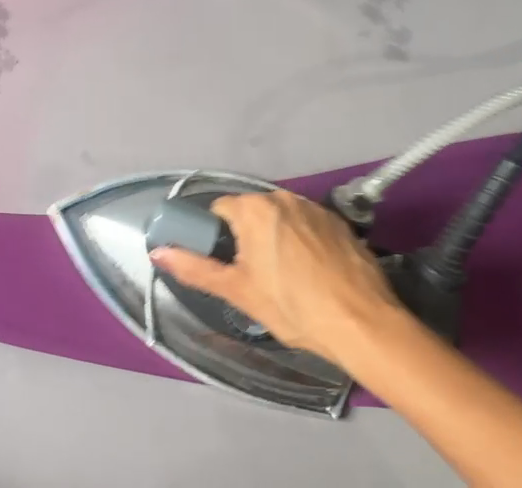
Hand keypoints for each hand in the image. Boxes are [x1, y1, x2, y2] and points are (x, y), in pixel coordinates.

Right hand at [150, 190, 404, 366]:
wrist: (364, 324)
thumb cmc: (294, 307)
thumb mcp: (239, 292)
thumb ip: (195, 268)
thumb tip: (158, 252)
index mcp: (254, 208)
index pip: (219, 210)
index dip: (217, 236)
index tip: (227, 264)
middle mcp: (283, 198)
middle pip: (251, 213)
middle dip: (248, 238)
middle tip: (256, 276)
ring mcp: (315, 208)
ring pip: (281, 219)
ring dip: (277, 238)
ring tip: (287, 277)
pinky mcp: (341, 223)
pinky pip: (309, 226)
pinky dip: (304, 243)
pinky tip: (313, 273)